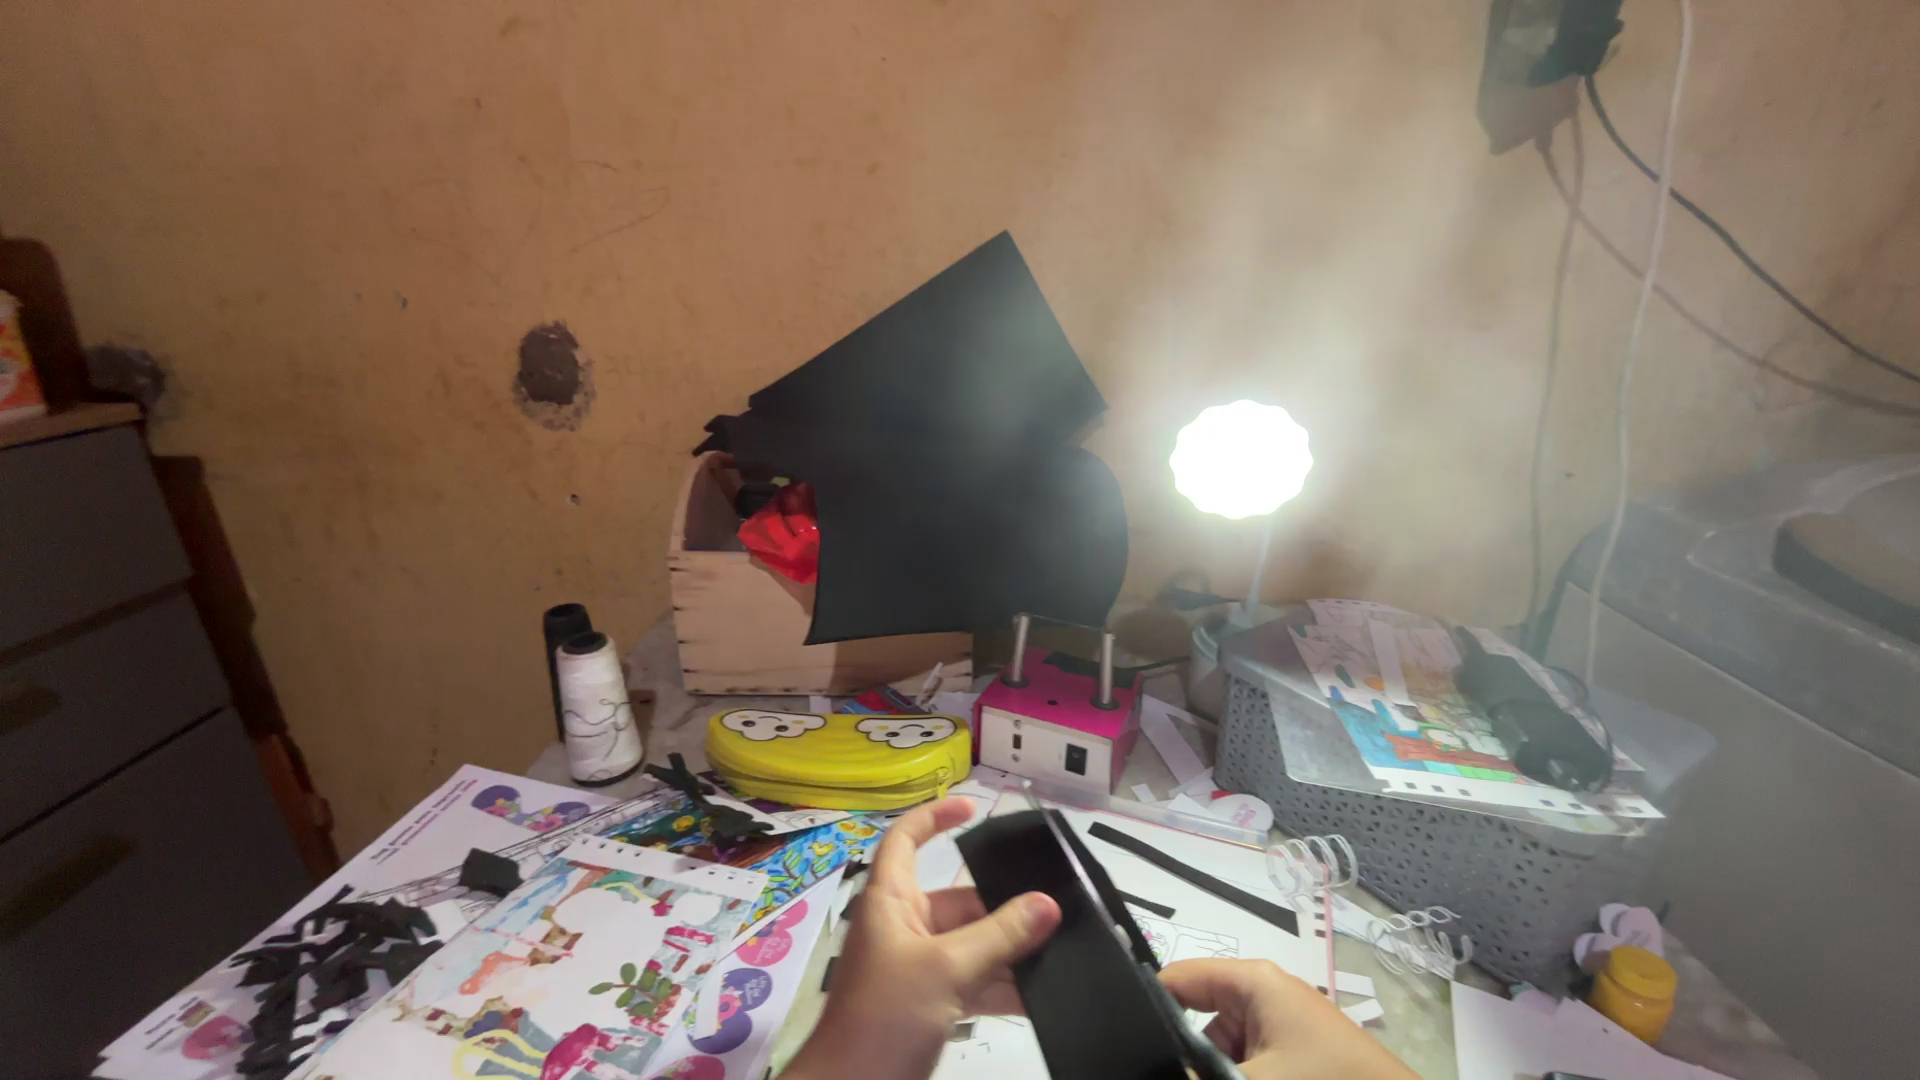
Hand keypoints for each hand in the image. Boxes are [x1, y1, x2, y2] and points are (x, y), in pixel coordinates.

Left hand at [784, 798, 1061, 1079]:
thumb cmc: (884, 1017)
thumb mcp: (946, 970)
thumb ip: (998, 936)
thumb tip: (1046, 904)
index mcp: (891, 901)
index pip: (906, 840)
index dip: (934, 817)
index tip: (972, 807)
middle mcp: (904, 926)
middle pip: (956, 900)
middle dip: (1000, 905)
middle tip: (1050, 906)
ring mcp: (917, 967)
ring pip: (970, 943)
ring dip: (1007, 950)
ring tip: (1056, 950)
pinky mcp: (929, 1004)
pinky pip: (972, 982)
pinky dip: (1001, 987)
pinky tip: (1038, 994)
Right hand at [1160, 959, 1418, 1079]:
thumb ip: (1195, 1070)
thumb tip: (1157, 1065)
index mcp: (1253, 981)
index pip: (1179, 978)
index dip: (1149, 1005)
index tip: (1128, 1037)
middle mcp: (1265, 996)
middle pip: (1200, 1020)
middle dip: (1185, 1051)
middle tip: (1166, 1069)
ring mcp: (1285, 1031)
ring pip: (1224, 1049)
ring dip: (1212, 1069)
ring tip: (1194, 1075)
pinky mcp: (1300, 1061)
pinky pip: (1251, 1065)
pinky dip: (1237, 1077)